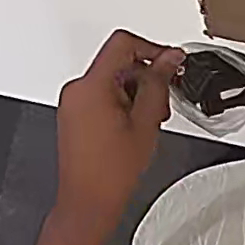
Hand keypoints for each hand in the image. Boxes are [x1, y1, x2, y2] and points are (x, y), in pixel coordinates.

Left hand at [56, 30, 182, 226]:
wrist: (90, 199)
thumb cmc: (112, 169)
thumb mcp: (147, 120)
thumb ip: (159, 82)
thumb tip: (169, 58)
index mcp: (92, 86)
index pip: (123, 44)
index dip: (152, 49)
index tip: (171, 62)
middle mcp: (78, 89)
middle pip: (120, 62)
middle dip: (147, 78)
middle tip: (164, 100)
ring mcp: (74, 101)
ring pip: (115, 79)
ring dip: (138, 92)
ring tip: (150, 120)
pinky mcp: (76, 113)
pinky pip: (104, 94)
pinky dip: (125, 102)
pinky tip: (137, 125)